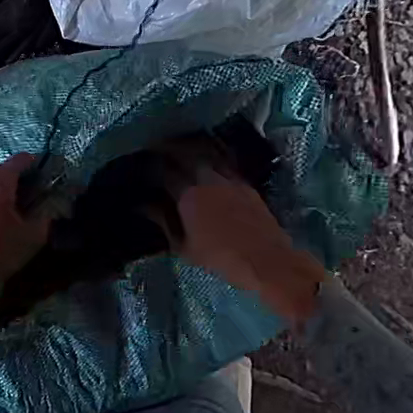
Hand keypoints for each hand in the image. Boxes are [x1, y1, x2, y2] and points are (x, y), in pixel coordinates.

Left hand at [0, 153, 51, 302]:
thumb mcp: (33, 234)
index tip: (46, 178)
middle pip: (4, 171)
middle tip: (33, 201)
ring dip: (3, 191)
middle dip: (20, 182)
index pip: (21, 159)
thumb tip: (53, 198)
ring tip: (14, 212)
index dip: (37, 166)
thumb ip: (47, 210)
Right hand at [162, 166, 324, 322]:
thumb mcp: (184, 247)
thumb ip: (164, 223)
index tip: (144, 166)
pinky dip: (213, 164)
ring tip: (183, 155)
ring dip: (194, 154)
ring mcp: (231, 181)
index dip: (152, 167)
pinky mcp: (247, 187)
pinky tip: (209, 171)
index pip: (165, 172)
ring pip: (208, 158)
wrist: (269, 262)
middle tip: (160, 150)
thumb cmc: (221, 258)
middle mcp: (208, 180)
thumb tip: (146, 208)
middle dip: (172, 150)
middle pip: (187, 155)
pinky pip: (225, 167)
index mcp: (188, 194)